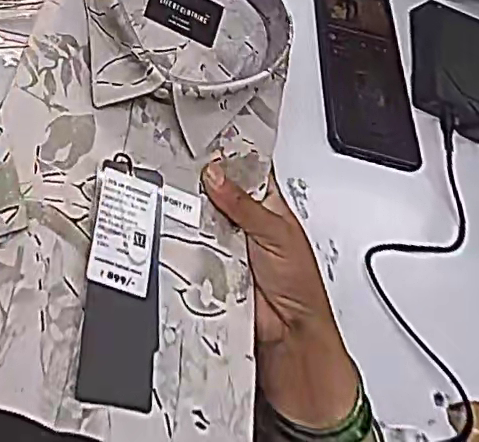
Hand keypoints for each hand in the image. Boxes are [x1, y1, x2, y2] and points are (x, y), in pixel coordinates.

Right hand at [203, 161, 360, 428]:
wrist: (290, 336)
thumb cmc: (300, 285)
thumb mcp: (276, 233)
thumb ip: (244, 204)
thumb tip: (216, 175)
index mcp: (267, 202)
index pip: (245, 168)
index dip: (228, 154)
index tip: (206, 141)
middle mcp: (245, 217)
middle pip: (217, 188)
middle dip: (202, 181)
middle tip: (185, 168)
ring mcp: (226, 239)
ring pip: (202, 214)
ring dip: (192, 209)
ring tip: (179, 195)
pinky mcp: (211, 261)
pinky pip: (193, 243)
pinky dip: (185, 237)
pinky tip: (178, 227)